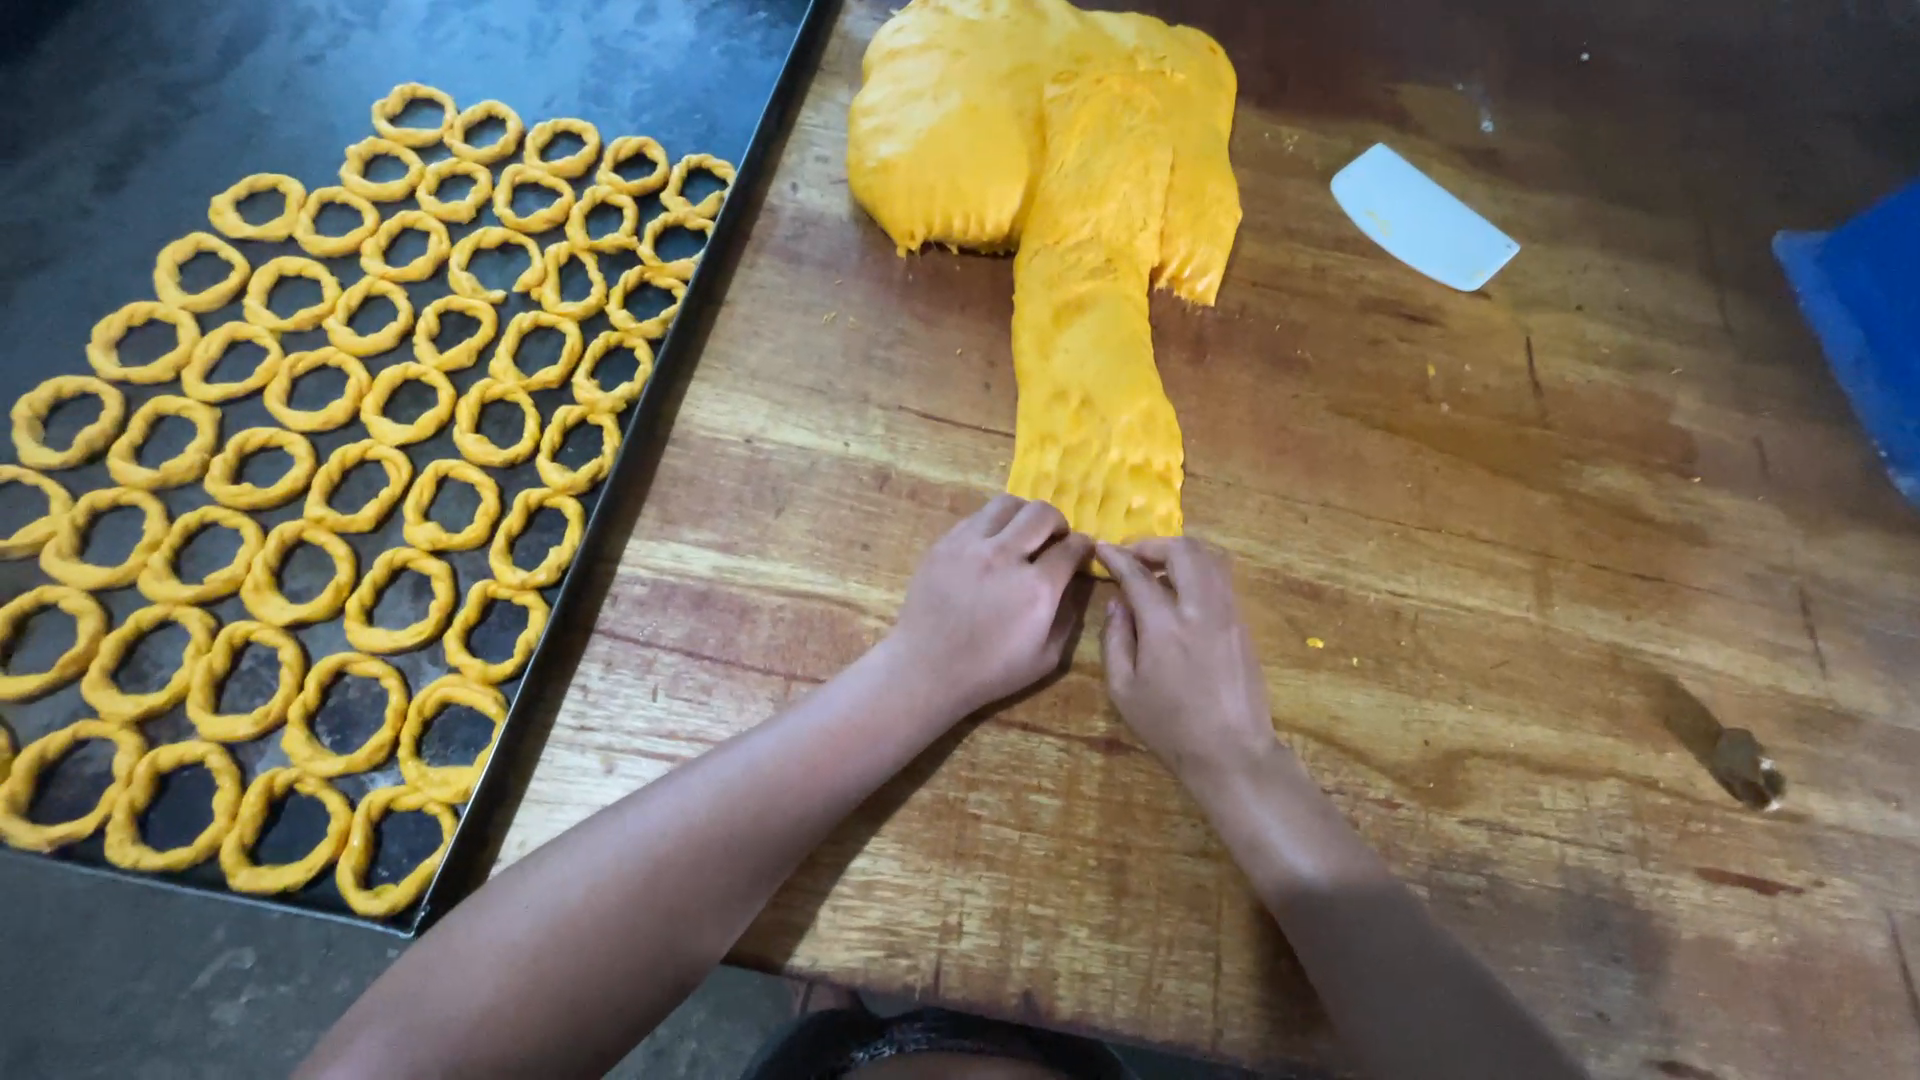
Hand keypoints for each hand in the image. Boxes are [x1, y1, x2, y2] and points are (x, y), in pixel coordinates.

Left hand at [887, 495, 1091, 716]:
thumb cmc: (990, 671)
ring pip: (1007, 504)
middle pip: (1042, 513)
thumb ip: (1068, 616)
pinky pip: (976, 517)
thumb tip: (1075, 584)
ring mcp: (971, 545)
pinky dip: (992, 525)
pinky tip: (990, 545)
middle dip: (1058, 523)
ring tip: (1021, 534)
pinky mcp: (944, 543)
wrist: (927, 668)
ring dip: (1023, 515)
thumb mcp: (1046, 657)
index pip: (1072, 547)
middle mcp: (1006, 556)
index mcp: (1037, 588)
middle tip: (1054, 540)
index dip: (1083, 546)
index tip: (1080, 552)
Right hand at [1099, 538, 1278, 779]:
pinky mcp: (1243, 623)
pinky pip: (1222, 579)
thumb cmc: (1168, 725)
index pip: (1138, 575)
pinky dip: (1199, 570)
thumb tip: (1117, 603)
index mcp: (1165, 626)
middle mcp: (1201, 609)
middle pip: (1184, 551)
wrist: (1230, 751)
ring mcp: (1228, 613)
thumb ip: (1115, 639)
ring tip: (1159, 569)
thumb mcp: (1123, 689)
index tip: (1103, 548)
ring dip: (1181, 553)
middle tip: (1134, 556)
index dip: (1118, 557)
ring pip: (1211, 558)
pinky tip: (1182, 591)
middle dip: (1154, 545)